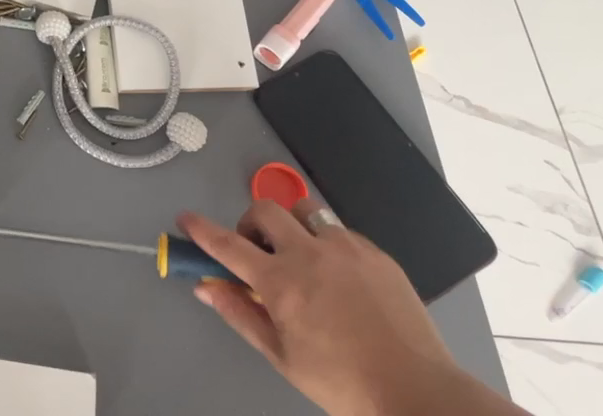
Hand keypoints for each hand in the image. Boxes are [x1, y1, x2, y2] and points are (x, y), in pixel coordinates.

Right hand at [179, 200, 467, 415]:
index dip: (201, 230)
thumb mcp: (282, 356)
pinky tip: (341, 280)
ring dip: (292, 228)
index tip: (185, 218)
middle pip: (265, 211)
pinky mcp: (376, 252)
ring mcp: (346, 248)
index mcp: (281, 282)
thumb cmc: (341, 382)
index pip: (228, 245)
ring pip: (305, 213)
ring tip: (303, 262)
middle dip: (251, 224)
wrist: (417, 391)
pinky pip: (340, 232)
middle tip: (257, 254)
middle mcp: (309, 253)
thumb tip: (206, 288)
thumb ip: (241, 315)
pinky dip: (328, 245)